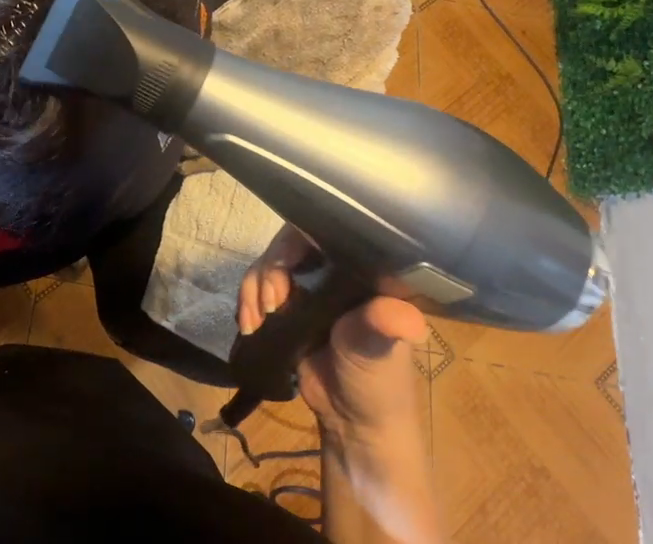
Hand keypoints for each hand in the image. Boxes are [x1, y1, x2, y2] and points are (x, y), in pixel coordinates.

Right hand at [238, 226, 426, 446]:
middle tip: (271, 304)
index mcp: (363, 268)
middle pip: (288, 245)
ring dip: (253, 288)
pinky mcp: (287, 307)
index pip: (324, 229)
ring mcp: (308, 287)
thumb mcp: (380, 349)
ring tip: (256, 322)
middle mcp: (334, 270)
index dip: (297, 240)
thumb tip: (404, 317)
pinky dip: (248, 302)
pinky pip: (257, 289)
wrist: (355, 423)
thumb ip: (382, 325)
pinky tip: (249, 325)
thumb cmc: (380, 381)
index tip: (284, 267)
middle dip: (269, 270)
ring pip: (267, 265)